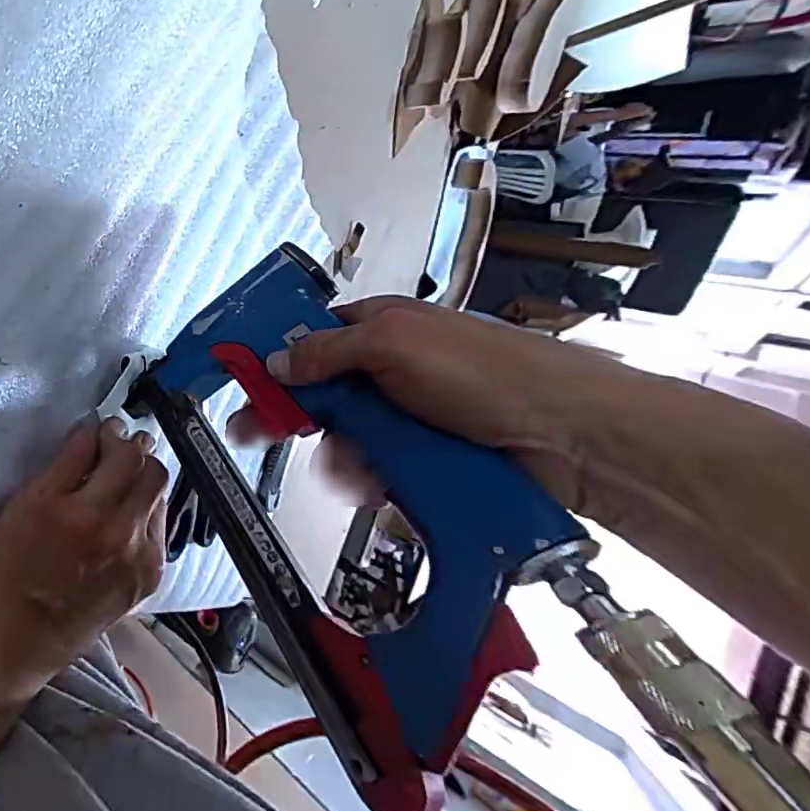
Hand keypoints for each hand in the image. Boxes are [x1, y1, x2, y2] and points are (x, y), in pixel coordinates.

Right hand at [0, 419, 167, 690]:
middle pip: (154, 472)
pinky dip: (145, 514)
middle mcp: (122, 537)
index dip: (116, 434)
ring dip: (144, 481)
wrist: (14, 635)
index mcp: (88, 514)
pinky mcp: (148, 579)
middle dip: (138, 453)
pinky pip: (158, 530)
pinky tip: (123, 516)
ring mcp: (141, 561)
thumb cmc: (9, 564)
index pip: (124, 454)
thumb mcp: (28, 503)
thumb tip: (95, 429)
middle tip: (118, 449)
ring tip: (120, 481)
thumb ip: (68, 461)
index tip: (106, 430)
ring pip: (160, 498)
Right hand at [229, 296, 636, 510]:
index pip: (309, 339)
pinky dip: (365, 477)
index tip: (244, 379)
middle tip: (250, 433)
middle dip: (289, 414)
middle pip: (318, 392)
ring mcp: (402, 415)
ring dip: (337, 453)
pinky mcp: (418, 456)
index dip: (274, 359)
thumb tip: (277, 360)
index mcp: (378, 328)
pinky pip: (372, 467)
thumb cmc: (487, 372)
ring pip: (341, 437)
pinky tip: (373, 482)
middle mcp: (386, 369)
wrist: (565, 437)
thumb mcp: (395, 344)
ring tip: (351, 466)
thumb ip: (328, 350)